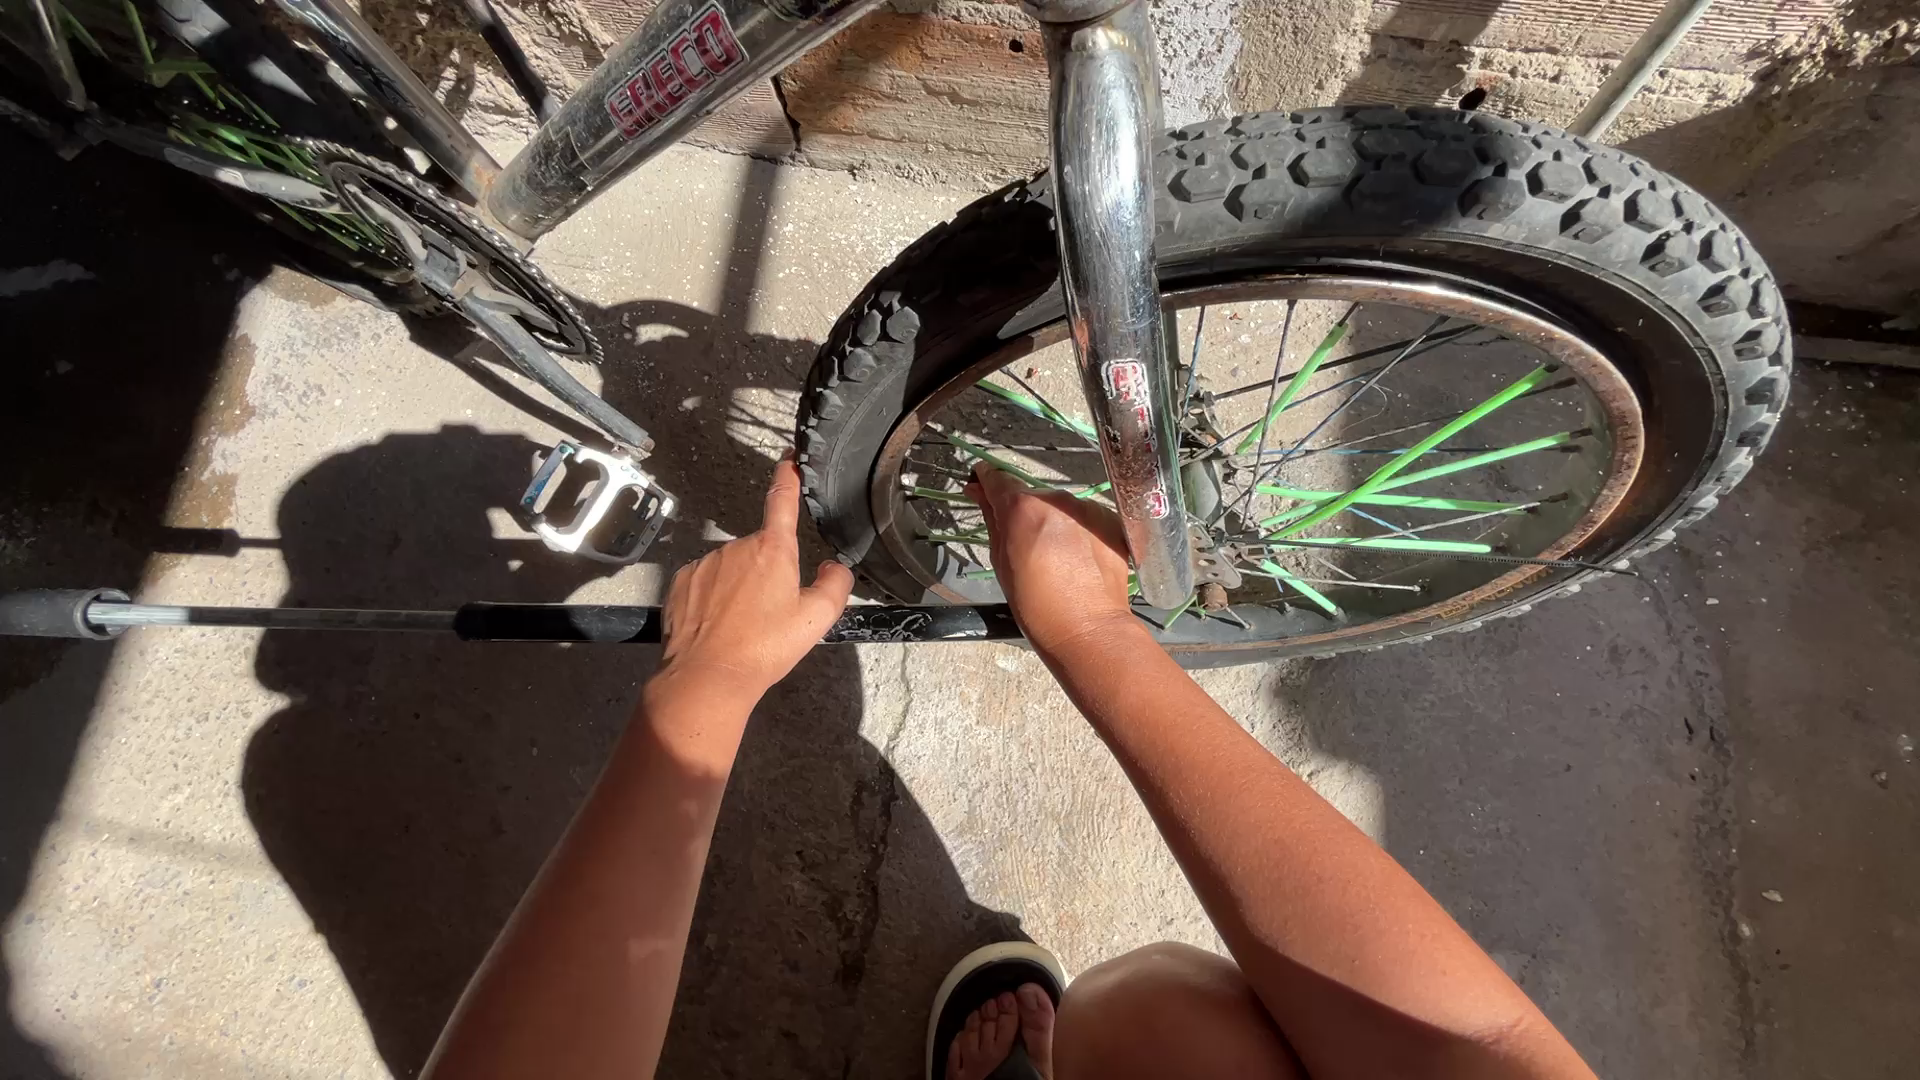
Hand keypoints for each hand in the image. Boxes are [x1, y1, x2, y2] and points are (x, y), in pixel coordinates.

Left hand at [655, 457, 853, 701]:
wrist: (708, 676)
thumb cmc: (765, 647)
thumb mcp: (816, 620)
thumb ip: (835, 586)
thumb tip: (834, 567)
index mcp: (773, 550)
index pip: (782, 502)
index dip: (788, 477)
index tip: (789, 459)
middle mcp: (737, 547)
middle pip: (761, 551)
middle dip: (768, 573)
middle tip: (771, 613)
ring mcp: (706, 562)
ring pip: (733, 567)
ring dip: (740, 587)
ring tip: (743, 626)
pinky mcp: (682, 581)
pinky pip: (706, 580)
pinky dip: (714, 597)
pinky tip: (719, 624)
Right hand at [964, 464, 1142, 657]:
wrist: (1088, 629)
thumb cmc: (1036, 605)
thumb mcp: (1001, 563)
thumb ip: (992, 520)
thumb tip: (978, 491)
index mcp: (1023, 509)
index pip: (998, 478)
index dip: (986, 478)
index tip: (981, 481)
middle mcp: (1057, 499)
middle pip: (1032, 496)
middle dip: (1025, 513)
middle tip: (1026, 546)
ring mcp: (1088, 508)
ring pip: (1060, 507)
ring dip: (1054, 523)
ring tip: (1057, 558)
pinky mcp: (1111, 521)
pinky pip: (1085, 519)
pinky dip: (1079, 532)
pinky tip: (1079, 559)